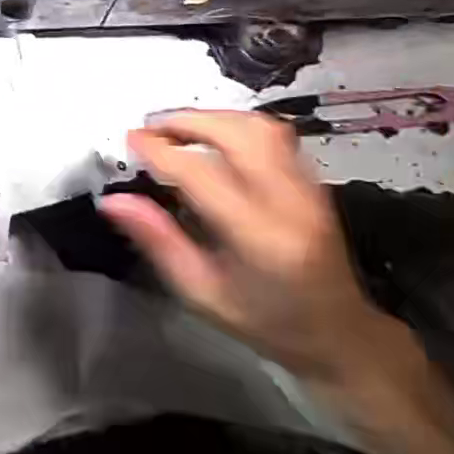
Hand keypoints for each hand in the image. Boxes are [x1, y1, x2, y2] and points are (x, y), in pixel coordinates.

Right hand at [98, 110, 395, 381]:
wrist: (339, 335)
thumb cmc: (265, 320)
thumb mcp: (200, 291)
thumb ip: (158, 241)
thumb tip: (114, 200)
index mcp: (261, 237)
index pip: (203, 173)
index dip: (160, 149)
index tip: (130, 139)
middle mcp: (291, 204)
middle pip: (237, 135)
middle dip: (186, 121)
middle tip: (150, 129)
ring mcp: (309, 189)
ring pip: (258, 127)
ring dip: (210, 118)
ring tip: (176, 129)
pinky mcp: (313, 181)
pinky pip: (273, 134)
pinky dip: (232, 124)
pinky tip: (209, 137)